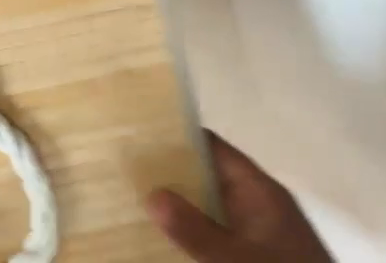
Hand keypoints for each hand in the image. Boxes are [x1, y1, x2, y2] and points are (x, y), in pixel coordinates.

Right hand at [146, 132, 332, 261]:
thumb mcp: (236, 260)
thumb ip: (195, 229)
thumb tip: (151, 193)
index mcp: (259, 190)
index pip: (211, 147)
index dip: (175, 137)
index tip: (136, 135)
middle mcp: (258, 205)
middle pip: (207, 177)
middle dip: (169, 175)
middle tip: (125, 170)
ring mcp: (259, 235)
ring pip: (210, 210)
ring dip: (180, 209)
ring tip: (133, 201)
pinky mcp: (257, 257)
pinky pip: (218, 237)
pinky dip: (194, 236)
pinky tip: (164, 243)